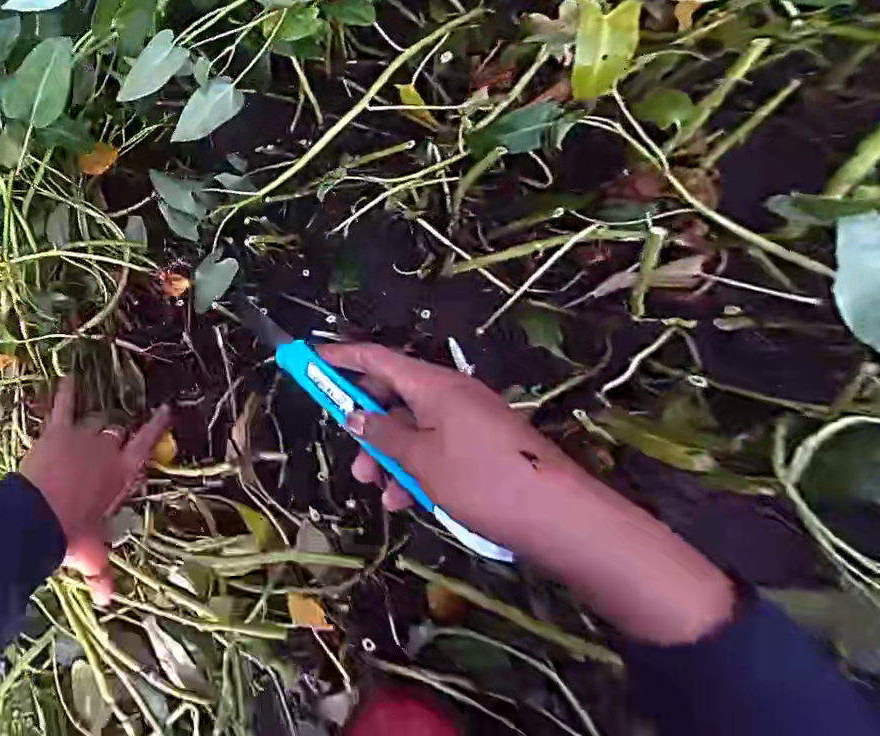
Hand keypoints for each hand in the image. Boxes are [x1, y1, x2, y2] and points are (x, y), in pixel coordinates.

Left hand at [19, 375, 170, 604]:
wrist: (36, 517)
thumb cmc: (71, 535)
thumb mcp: (91, 556)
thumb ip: (101, 574)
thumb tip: (106, 599)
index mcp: (121, 475)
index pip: (145, 446)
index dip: (156, 429)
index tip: (166, 410)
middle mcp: (106, 450)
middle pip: (116, 433)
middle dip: (113, 438)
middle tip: (107, 446)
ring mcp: (82, 436)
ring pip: (94, 421)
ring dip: (94, 424)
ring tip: (92, 424)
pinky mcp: (58, 430)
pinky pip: (64, 406)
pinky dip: (66, 392)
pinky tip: (68, 377)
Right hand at [317, 342, 734, 644]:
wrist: (570, 523)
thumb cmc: (484, 481)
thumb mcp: (419, 460)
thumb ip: (380, 435)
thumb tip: (353, 416)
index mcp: (432, 384)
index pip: (374, 357)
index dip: (339, 356)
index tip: (309, 357)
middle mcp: (449, 393)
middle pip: (391, 394)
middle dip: (365, 422)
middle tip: (349, 452)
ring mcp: (469, 419)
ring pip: (412, 426)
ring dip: (389, 454)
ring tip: (380, 491)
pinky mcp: (483, 445)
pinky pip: (436, 445)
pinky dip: (417, 467)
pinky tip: (409, 500)